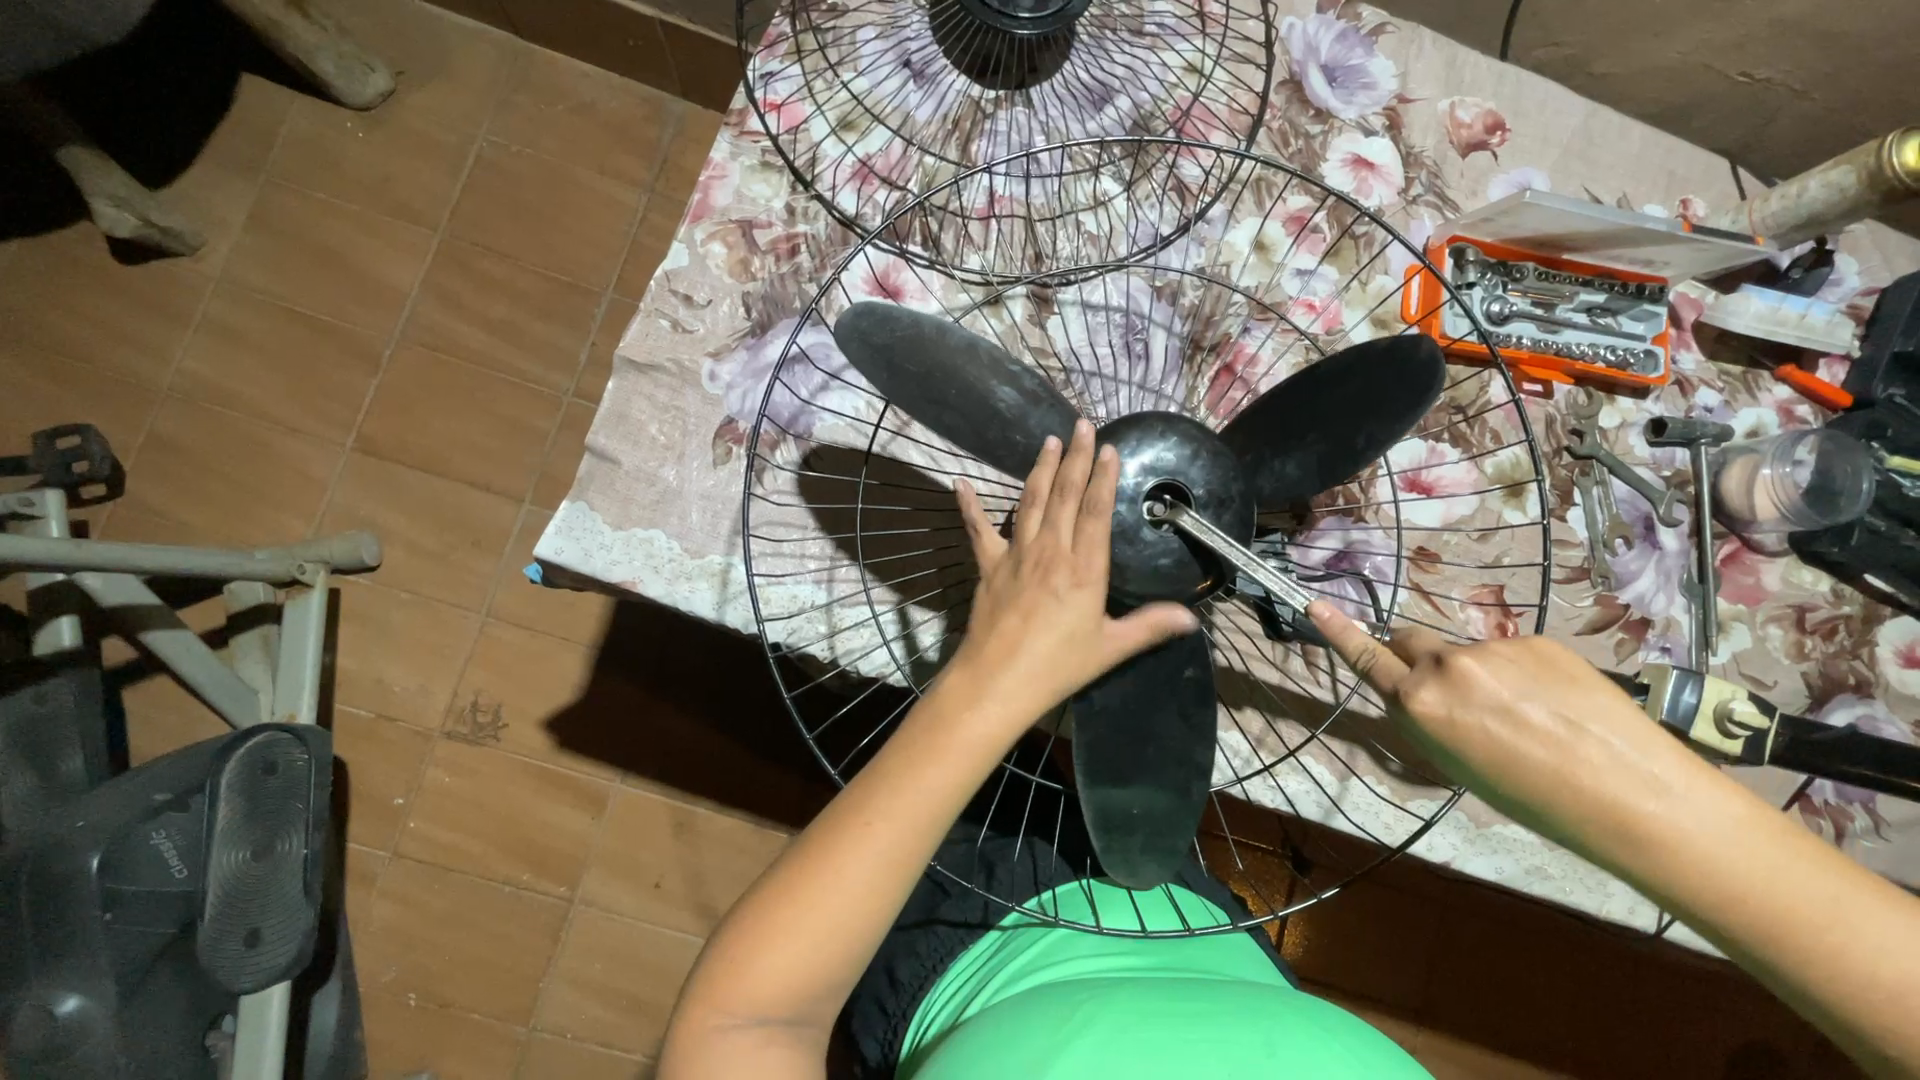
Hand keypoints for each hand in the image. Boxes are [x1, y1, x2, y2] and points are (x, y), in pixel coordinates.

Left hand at [939, 419, 1199, 727]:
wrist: (998, 680)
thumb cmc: (1058, 666)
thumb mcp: (1110, 648)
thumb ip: (1149, 627)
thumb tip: (1191, 617)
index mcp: (1084, 569)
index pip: (1095, 511)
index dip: (1102, 477)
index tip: (1108, 448)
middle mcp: (1050, 552)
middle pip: (1063, 495)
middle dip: (1074, 458)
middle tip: (1080, 425)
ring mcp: (1015, 555)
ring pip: (1029, 501)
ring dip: (1039, 469)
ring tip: (1047, 441)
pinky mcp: (988, 566)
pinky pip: (977, 529)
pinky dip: (969, 505)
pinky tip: (959, 482)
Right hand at [1306, 601, 1709, 848]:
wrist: (1630, 792)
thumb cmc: (1532, 799)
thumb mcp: (1455, 764)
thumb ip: (1428, 718)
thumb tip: (1428, 695)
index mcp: (1419, 703)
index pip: (1366, 658)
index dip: (1338, 631)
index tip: (1315, 603)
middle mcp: (1446, 666)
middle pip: (1410, 641)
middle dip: (1417, 659)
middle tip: (1450, 694)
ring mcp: (1493, 648)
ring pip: (1466, 653)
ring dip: (1480, 675)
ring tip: (1529, 716)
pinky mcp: (1538, 641)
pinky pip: (1512, 653)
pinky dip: (1523, 674)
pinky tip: (1557, 705)